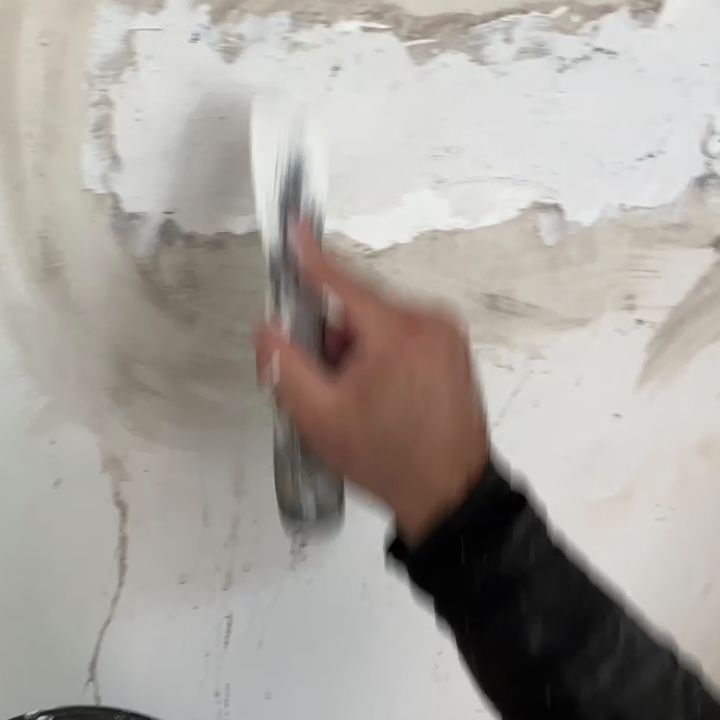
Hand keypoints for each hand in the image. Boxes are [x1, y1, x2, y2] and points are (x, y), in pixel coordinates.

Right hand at [255, 230, 489, 546]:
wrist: (448, 493)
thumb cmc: (387, 458)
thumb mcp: (319, 417)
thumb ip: (284, 365)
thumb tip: (266, 328)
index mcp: (397, 333)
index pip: (342, 282)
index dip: (310, 256)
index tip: (294, 226)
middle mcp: (429, 323)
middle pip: (358, 309)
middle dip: (333, 339)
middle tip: (327, 383)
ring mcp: (446, 335)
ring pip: (378, 324)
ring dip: (356, 350)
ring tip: (358, 398)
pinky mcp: (452, 349)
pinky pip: (402, 336)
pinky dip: (380, 355)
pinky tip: (379, 395)